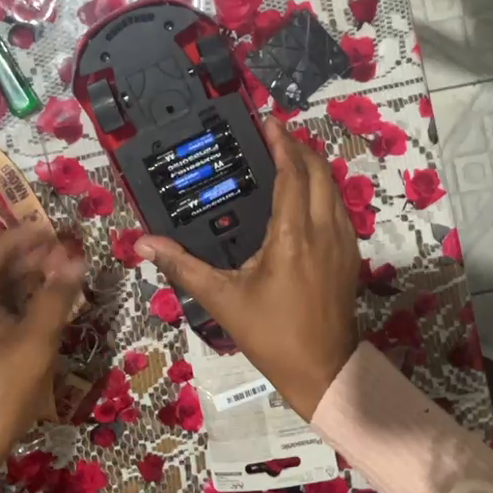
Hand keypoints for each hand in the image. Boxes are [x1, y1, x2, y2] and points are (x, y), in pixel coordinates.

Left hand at [0, 223, 84, 484]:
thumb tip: (75, 257)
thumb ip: (56, 296)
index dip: (26, 235)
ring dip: (25, 276)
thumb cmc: (0, 393)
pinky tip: (42, 302)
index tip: (57, 231)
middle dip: (29, 255)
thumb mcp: (35, 343)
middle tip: (65, 253)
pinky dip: (16, 297)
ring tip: (59, 273)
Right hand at [137, 118, 360, 419]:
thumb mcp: (221, 300)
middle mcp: (323, 230)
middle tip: (273, 134)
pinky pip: (338, 207)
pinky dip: (322, 189)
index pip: (292, 173)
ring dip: (313, 166)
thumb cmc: (270, 334)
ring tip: (286, 156)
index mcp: (292, 236)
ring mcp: (342, 242)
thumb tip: (143, 243)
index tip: (267, 122)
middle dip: (298, 146)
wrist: (323, 370)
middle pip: (319, 171)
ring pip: (333, 187)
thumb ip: (182, 266)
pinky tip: (303, 195)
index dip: (281, 144)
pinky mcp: (350, 254)